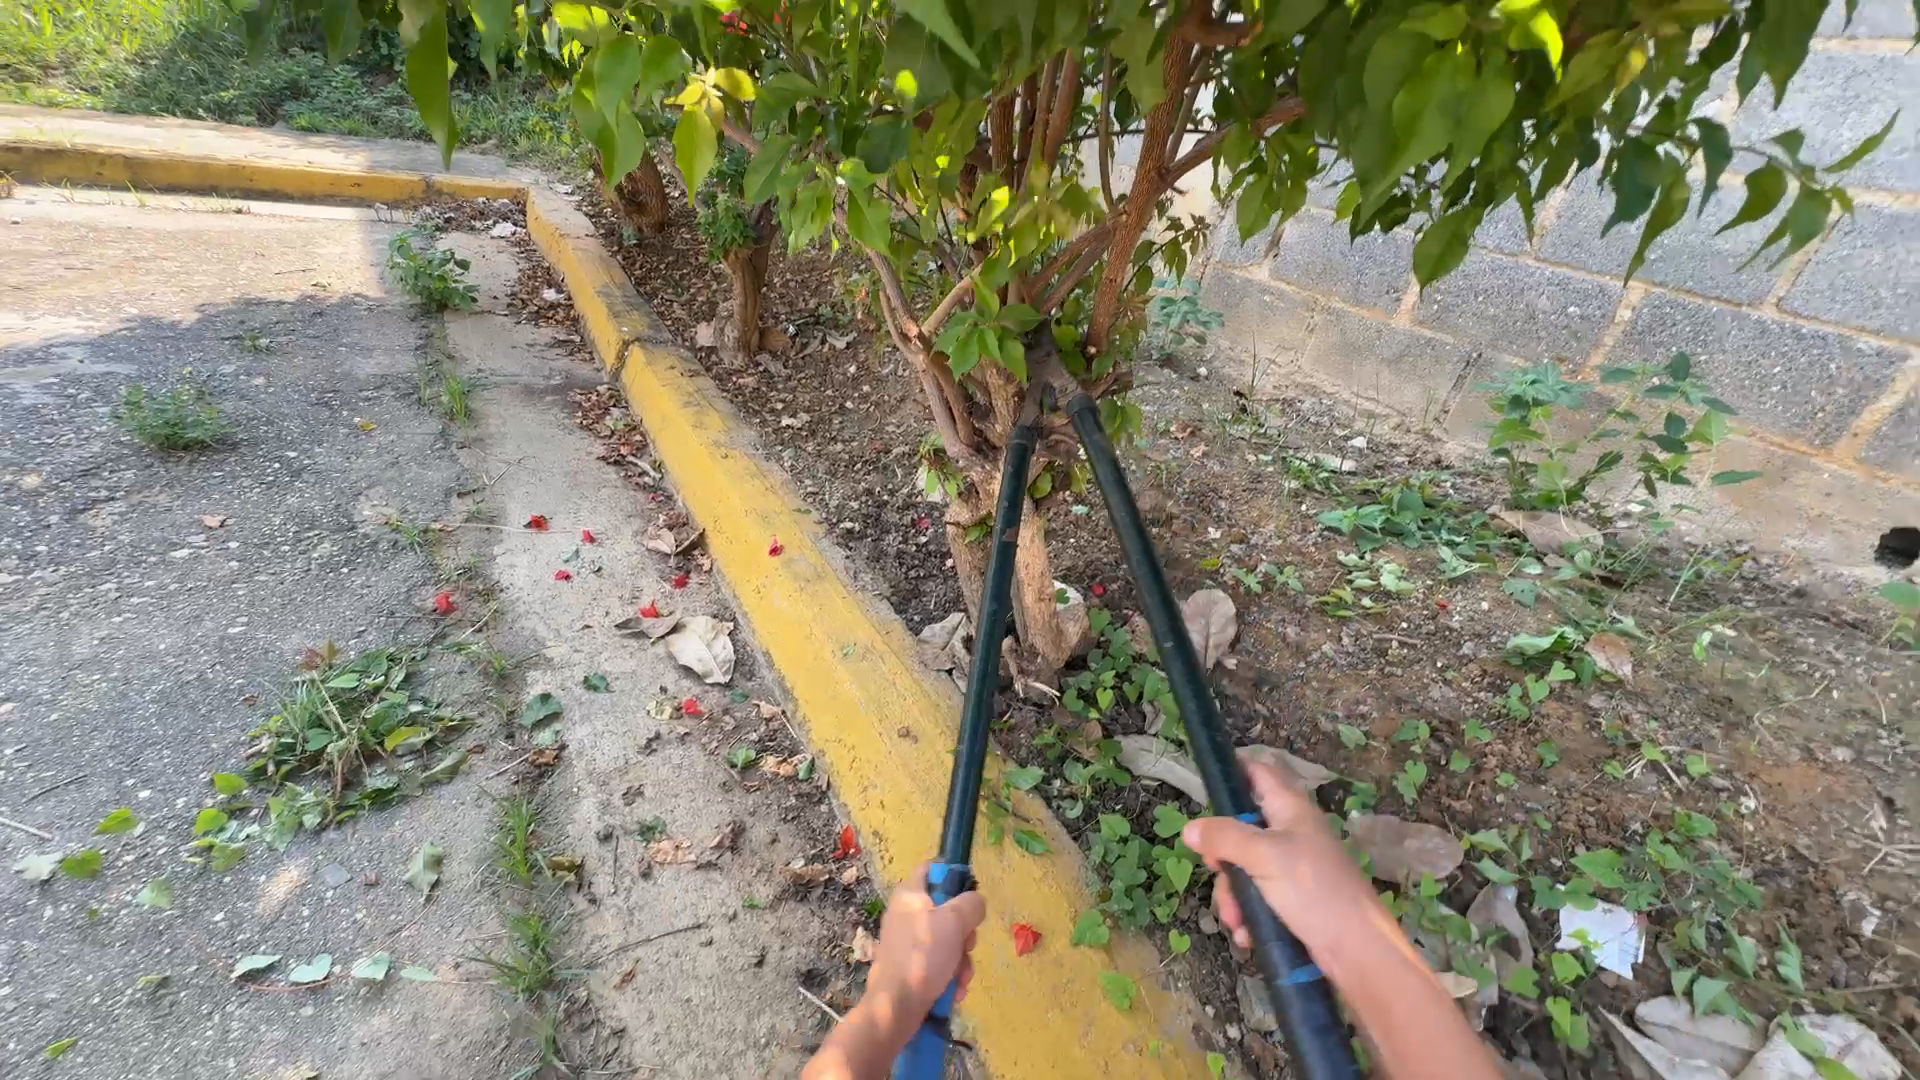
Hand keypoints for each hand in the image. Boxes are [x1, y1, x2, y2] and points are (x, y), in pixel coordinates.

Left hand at [863, 864, 986, 1034]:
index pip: (933, 868)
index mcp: (910, 894)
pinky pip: (940, 964)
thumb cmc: (924, 955)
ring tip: (961, 977)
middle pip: (947, 909)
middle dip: (965, 932)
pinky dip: (951, 976)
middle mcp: (907, 914)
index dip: (953, 876)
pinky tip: (955, 990)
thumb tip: (976, 903)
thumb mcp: (954, 921)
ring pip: (948, 941)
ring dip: (961, 960)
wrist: (896, 1008)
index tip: (970, 896)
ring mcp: (908, 943)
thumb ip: (971, 904)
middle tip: (968, 944)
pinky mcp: (911, 968)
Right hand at [1182, 758, 1384, 954]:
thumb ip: (1223, 837)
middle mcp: (1290, 832)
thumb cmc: (1315, 891)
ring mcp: (1292, 867)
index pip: (1258, 772)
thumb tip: (1189, 829)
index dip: (1232, 772)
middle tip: (1214, 867)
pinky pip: (1257, 895)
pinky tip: (1246, 933)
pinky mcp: (1292, 899)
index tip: (1205, 791)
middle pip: (1241, 826)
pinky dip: (1247, 912)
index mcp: (1289, 808)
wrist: (1361, 955)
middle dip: (1221, 853)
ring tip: (1235, 919)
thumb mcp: (1263, 856)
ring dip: (1233, 892)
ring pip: (1244, 866)